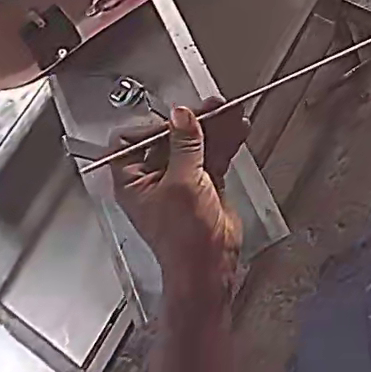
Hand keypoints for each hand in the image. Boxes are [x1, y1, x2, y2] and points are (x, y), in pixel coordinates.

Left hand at [112, 102, 241, 304]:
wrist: (209, 265)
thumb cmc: (182, 239)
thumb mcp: (182, 183)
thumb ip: (184, 145)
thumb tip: (181, 116)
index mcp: (133, 181)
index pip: (133, 141)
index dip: (154, 125)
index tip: (177, 116)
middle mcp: (154, 179)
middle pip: (171, 138)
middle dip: (193, 122)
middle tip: (211, 106)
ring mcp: (181, 181)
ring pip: (196, 145)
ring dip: (214, 128)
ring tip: (230, 111)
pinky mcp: (205, 186)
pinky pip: (214, 156)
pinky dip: (226, 142)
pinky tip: (237, 129)